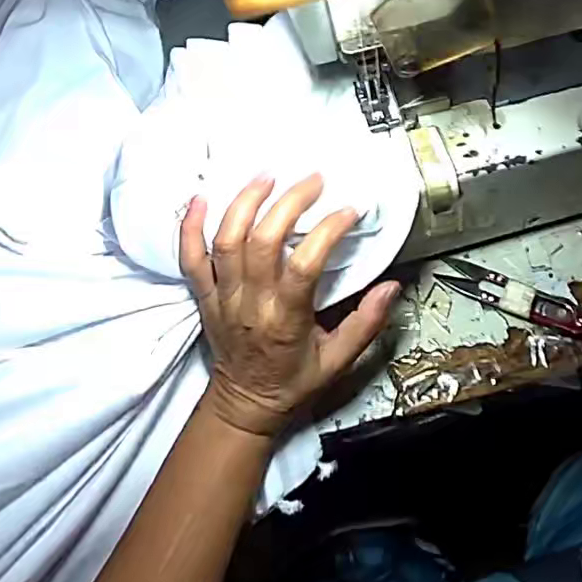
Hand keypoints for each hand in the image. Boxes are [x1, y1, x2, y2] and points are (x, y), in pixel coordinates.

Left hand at [180, 174, 400, 436]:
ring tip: (268, 176)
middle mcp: (250, 303)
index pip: (304, 266)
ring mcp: (222, 297)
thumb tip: (391, 286)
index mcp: (285, 319)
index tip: (349, 210)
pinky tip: (201, 197)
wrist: (243, 405)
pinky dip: (190, 226)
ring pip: (226, 241)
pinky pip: (190, 258)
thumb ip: (367, 323)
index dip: (327, 232)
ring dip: (245, 203)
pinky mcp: (204, 295)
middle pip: (262, 242)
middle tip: (313, 179)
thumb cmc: (294, 381)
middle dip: (288, 203)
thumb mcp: (338, 361)